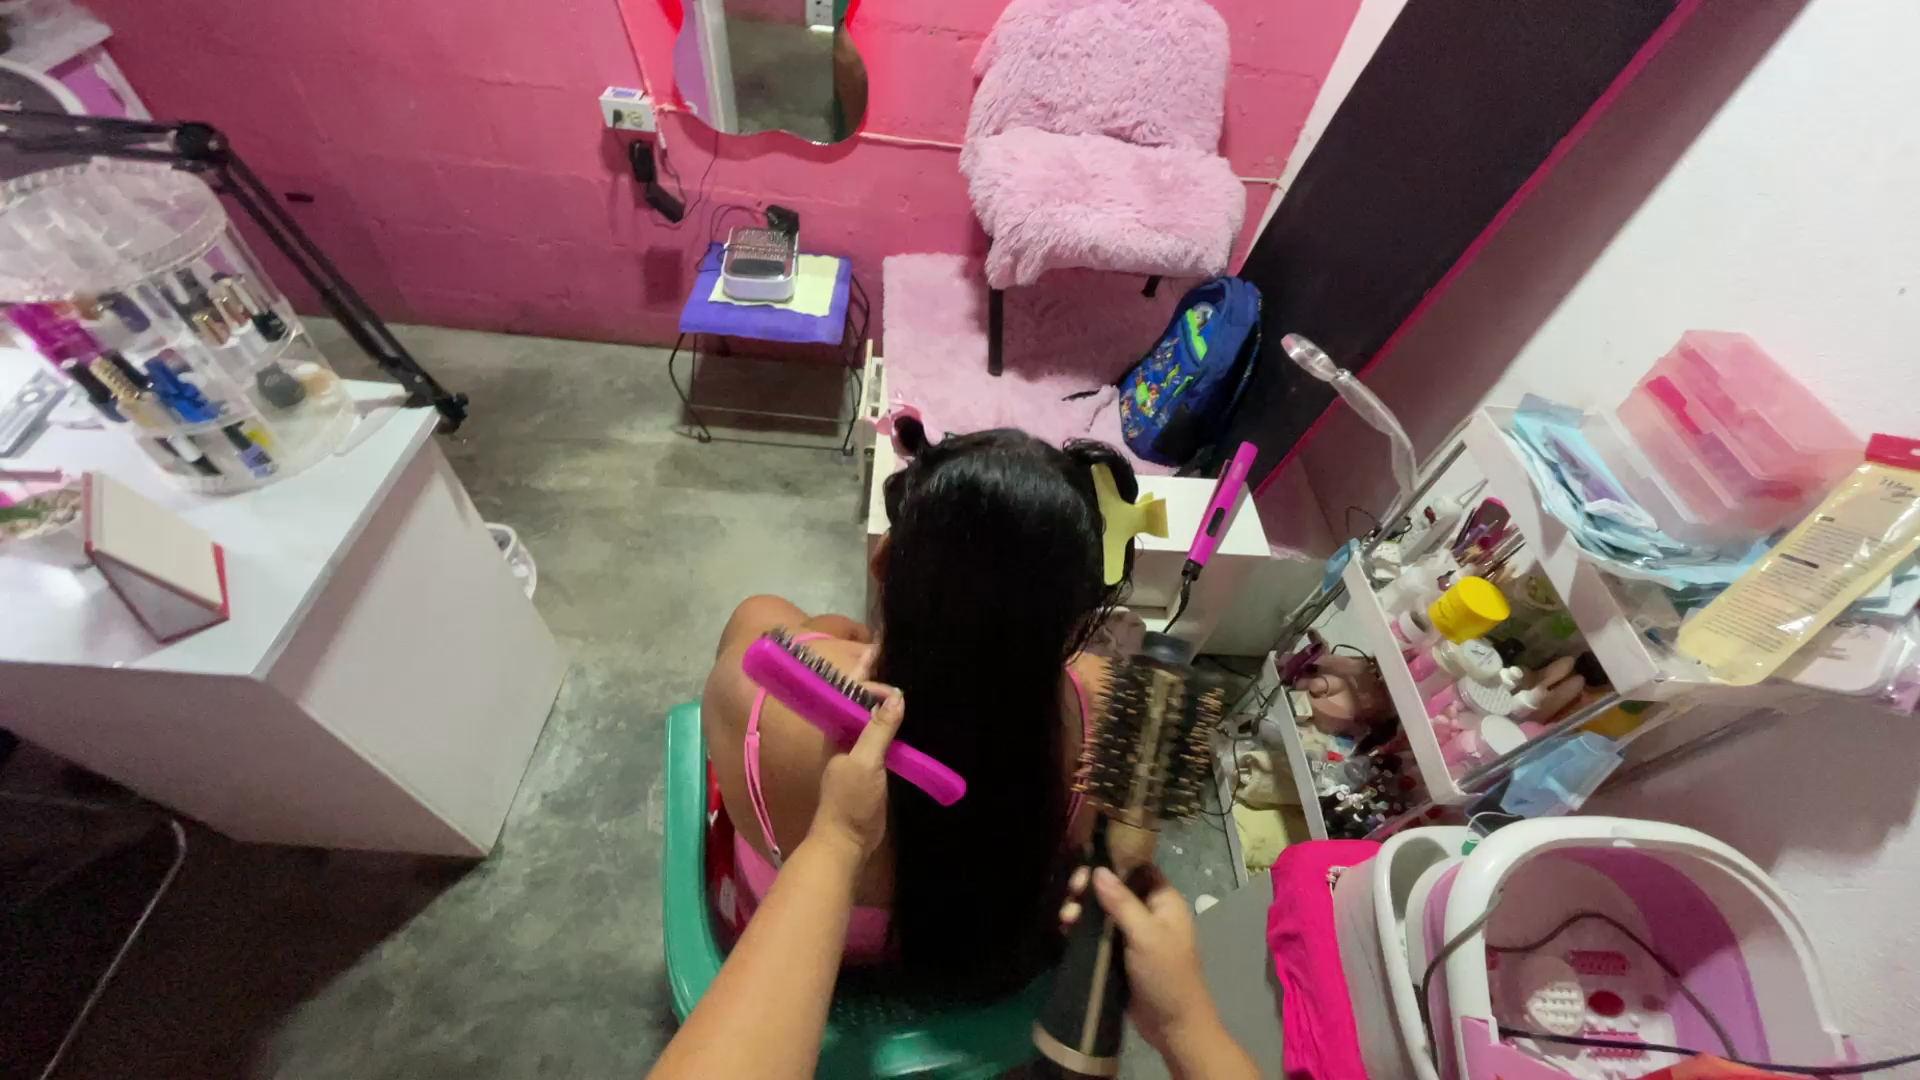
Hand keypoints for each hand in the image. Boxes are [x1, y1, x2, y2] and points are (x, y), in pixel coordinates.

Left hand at [806, 674, 901, 863]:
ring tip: (905, 680)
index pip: (851, 692)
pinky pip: (884, 737)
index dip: (866, 671)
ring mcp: (859, 752)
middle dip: (877, 681)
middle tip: (896, 657)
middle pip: (862, 701)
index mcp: (838, 731)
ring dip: (887, 702)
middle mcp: (846, 736)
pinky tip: (909, 719)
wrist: (845, 843)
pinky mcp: (873, 767)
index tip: (881, 649)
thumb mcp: (865, 763)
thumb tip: (896, 697)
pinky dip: (896, 725)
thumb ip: (879, 730)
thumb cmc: (848, 801)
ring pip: (874, 718)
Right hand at [1060, 864, 1216, 1055]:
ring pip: (1100, 908)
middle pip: (1113, 886)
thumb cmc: (1167, 976)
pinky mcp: (1116, 952)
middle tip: (1072, 891)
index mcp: (1163, 900)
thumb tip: (1098, 869)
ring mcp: (1130, 932)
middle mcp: (1146, 911)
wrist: (1172, 1029)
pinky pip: (1095, 931)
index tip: (1088, 863)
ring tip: (1066, 917)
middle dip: (1090, 887)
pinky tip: (1065, 928)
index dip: (1114, 861)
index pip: (1137, 866)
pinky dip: (1080, 927)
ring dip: (1081, 908)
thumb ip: (1121, 902)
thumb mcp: (1146, 935)